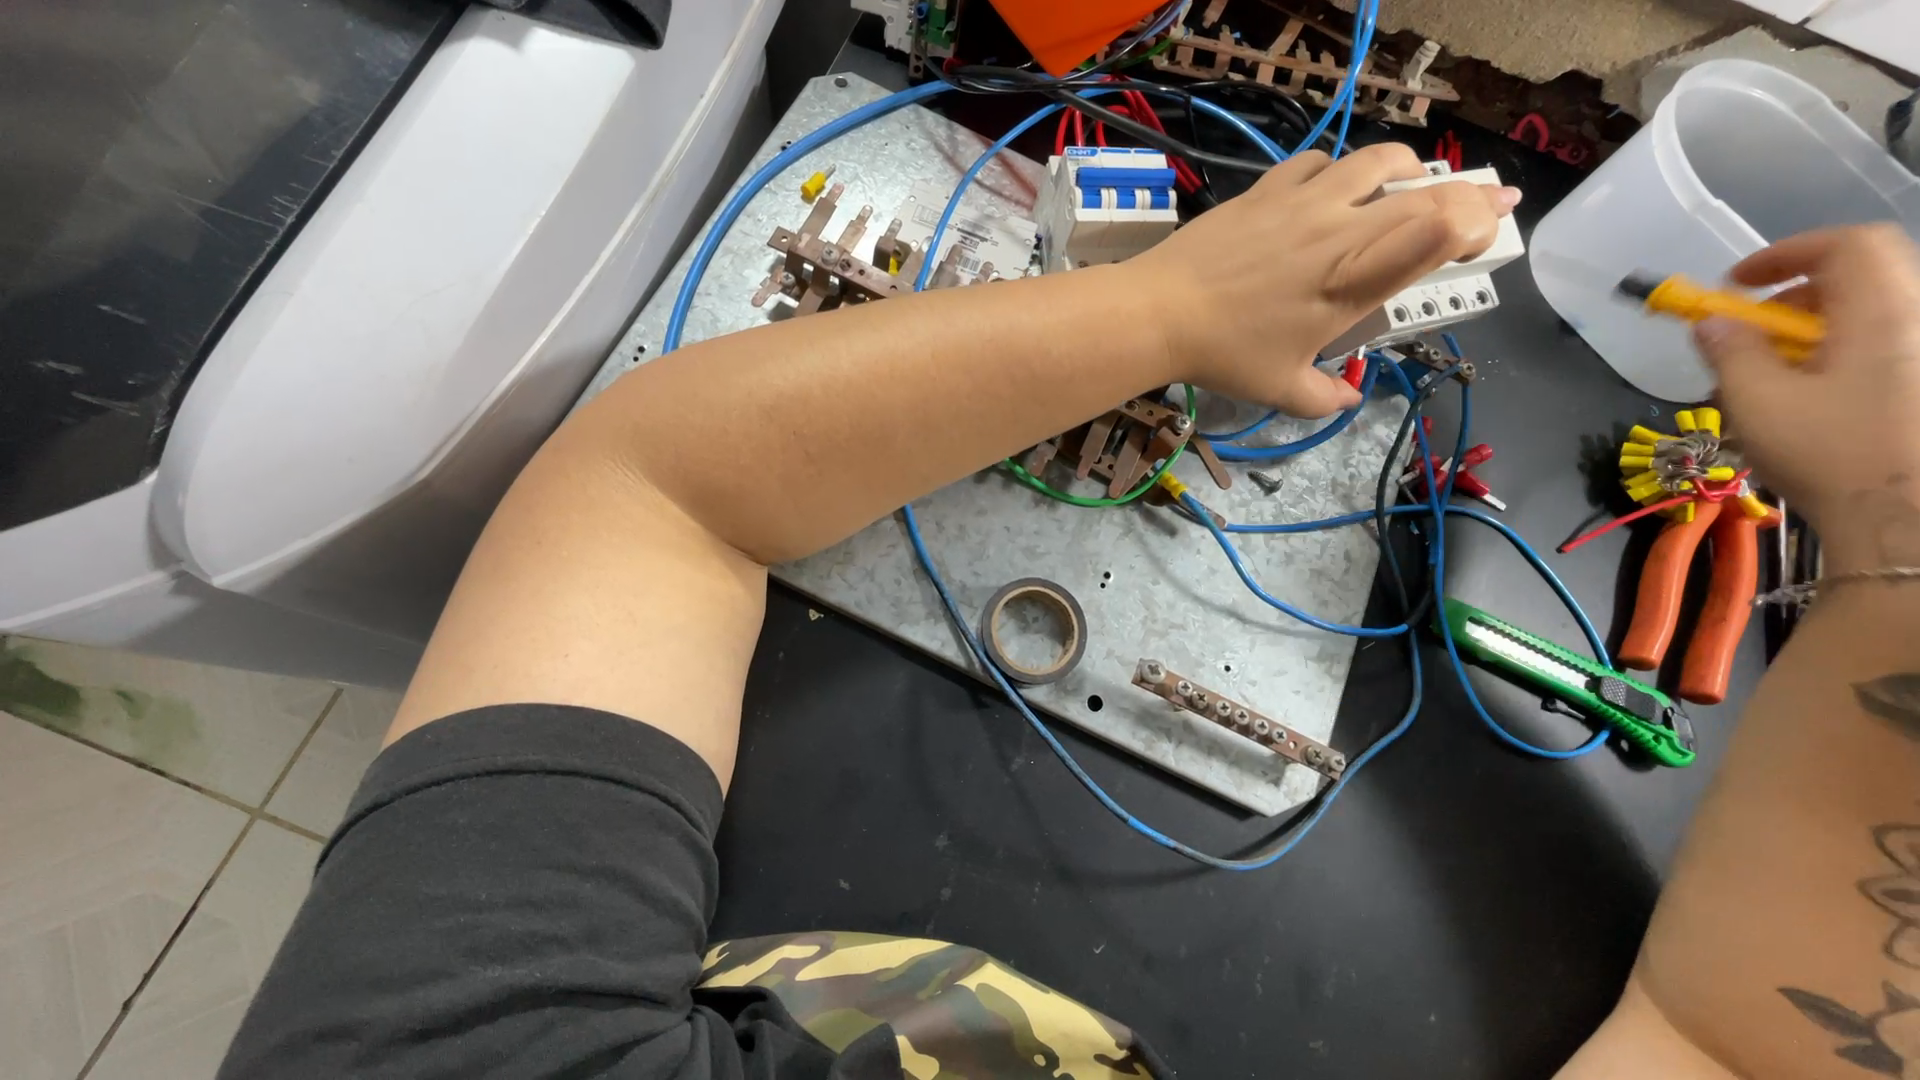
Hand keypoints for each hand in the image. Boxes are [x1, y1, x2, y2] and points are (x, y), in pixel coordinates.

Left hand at [1125, 143, 1519, 417]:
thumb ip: (1323, 398)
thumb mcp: (1280, 389)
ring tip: (1411, 182)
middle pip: (1426, 192)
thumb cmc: (1225, 354)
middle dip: (1469, 193)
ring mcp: (1304, 202)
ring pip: (1376, 161)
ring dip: (1407, 168)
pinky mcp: (1267, 189)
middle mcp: (1341, 232)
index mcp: (1355, 282)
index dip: (1476, 225)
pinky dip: (1338, 169)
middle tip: (1487, 198)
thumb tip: (1347, 400)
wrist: (1161, 312)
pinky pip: (1318, 161)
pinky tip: (1331, 186)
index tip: (1484, 233)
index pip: (1440, 232)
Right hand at [1693, 225, 1919, 574]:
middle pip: (1863, 278)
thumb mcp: (1757, 401)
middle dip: (1796, 295)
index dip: (1787, 252)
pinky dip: (1842, 354)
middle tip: (1749, 332)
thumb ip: (1731, 352)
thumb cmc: (1829, 451)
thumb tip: (1712, 323)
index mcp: (1882, 311)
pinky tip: (1814, 397)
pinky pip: (1887, 347)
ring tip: (1774, 374)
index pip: (1846, 246)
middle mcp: (1918, 319)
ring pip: (1875, 315)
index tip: (1737, 284)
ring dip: (1816, 329)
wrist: (1908, 517)